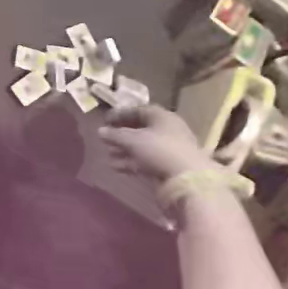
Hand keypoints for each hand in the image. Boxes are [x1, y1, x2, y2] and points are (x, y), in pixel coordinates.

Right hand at [99, 105, 214, 183]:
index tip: (104, 120)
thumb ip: (115, 135)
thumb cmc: (159, 150)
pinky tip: (116, 166)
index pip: (138, 110)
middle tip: (105, 138)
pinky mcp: (165, 164)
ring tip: (108, 153)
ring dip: (124, 149)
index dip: (120, 114)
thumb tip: (100, 131)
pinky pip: (144, 159)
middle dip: (121, 133)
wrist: (186, 178)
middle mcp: (166, 130)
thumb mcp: (133, 140)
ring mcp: (166, 148)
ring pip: (141, 145)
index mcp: (161, 117)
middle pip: (140, 128)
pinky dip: (130, 161)